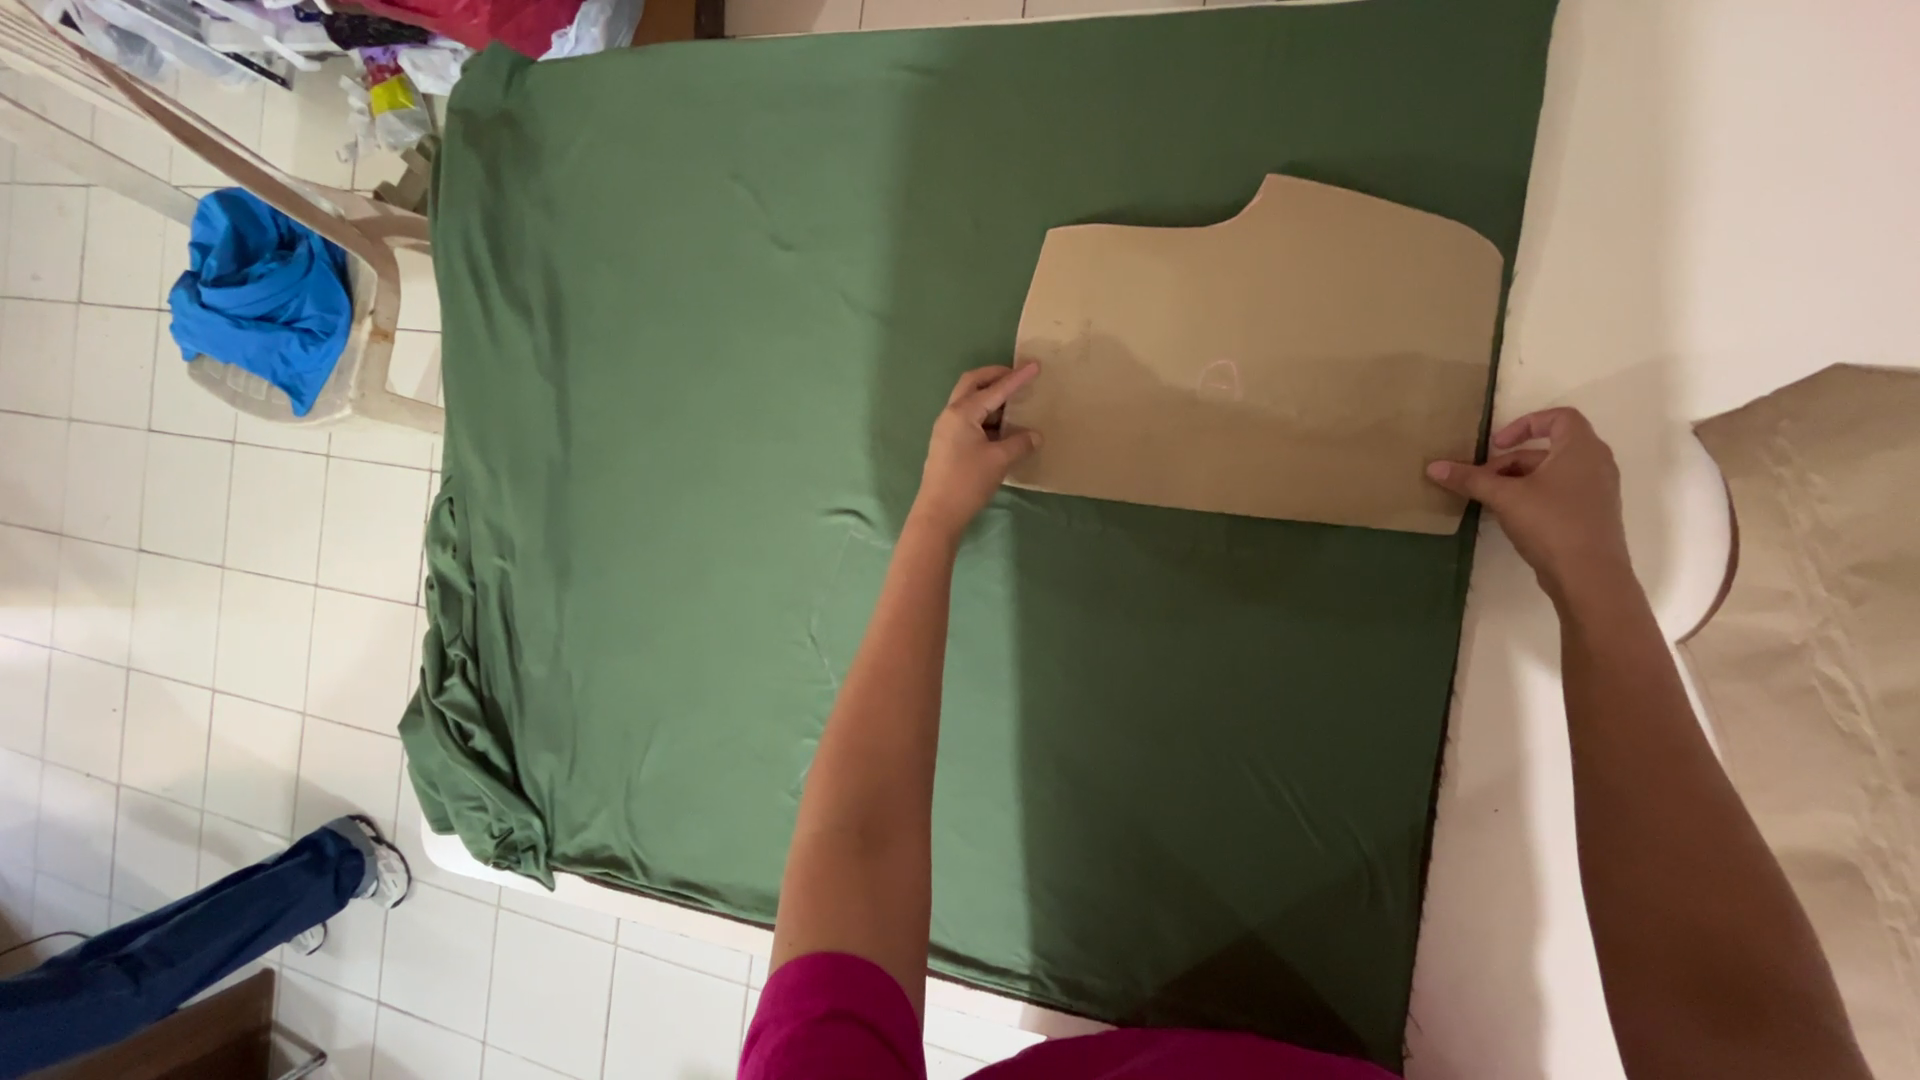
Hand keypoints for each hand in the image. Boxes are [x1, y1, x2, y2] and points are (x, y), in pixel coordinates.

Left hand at [908, 364, 1042, 541]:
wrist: (938, 512)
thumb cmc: (968, 481)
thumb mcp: (1000, 461)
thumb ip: (1020, 443)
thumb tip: (1035, 435)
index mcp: (962, 412)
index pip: (995, 389)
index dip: (1017, 378)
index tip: (1035, 365)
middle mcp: (951, 415)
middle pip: (972, 384)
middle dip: (995, 376)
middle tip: (1016, 376)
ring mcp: (946, 429)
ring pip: (969, 402)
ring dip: (990, 397)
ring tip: (1013, 403)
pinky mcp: (947, 444)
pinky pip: (968, 420)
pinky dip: (985, 416)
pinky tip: (1001, 428)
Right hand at [1426, 407, 1633, 601]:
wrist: (1589, 573)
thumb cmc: (1550, 522)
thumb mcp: (1504, 497)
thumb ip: (1470, 479)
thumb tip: (1433, 467)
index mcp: (1581, 449)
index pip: (1559, 417)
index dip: (1525, 424)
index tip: (1496, 445)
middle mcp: (1595, 464)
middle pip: (1548, 448)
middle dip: (1510, 460)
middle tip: (1483, 479)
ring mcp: (1596, 490)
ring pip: (1551, 473)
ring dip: (1517, 480)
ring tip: (1490, 500)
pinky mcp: (1591, 514)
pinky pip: (1559, 492)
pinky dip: (1532, 495)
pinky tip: (1510, 516)